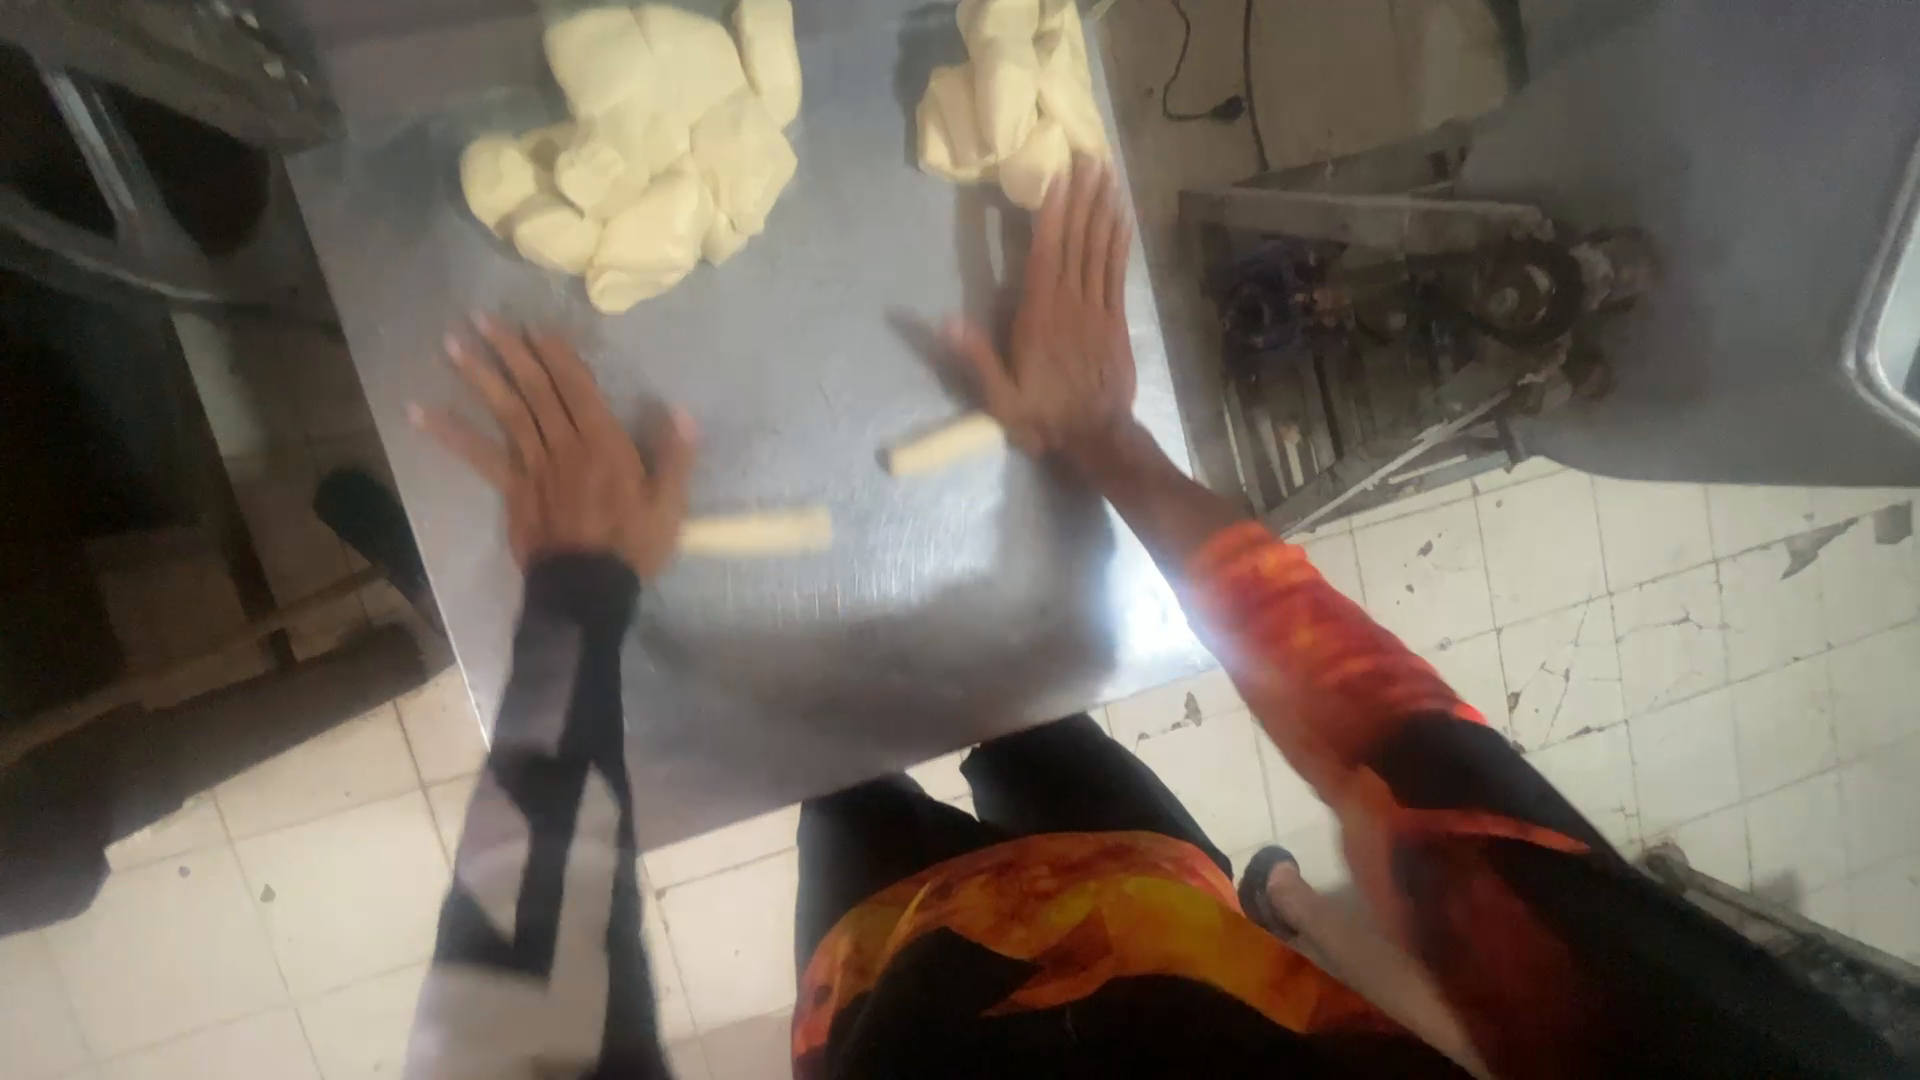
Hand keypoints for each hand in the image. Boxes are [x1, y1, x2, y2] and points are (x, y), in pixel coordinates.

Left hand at [410, 315, 695, 580]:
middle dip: (512, 354)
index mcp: (606, 446)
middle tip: (483, 319)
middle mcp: (565, 446)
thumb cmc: (634, 546)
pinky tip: (419, 411)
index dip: (558, 356)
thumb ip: (675, 457)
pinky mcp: (513, 491)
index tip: (538, 327)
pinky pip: (479, 457)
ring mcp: (534, 468)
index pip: (579, 390)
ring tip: (453, 344)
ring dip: (480, 378)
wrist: (588, 589)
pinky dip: (450, 434)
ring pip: (507, 414)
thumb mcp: (670, 505)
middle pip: (537, 393)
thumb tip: (682, 410)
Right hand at [945, 155, 1136, 469]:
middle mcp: (1070, 303)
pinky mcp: (1116, 319)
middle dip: (1082, 196)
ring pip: (1100, 249)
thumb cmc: (1043, 417)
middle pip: (1077, 241)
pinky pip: (1117, 272)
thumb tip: (945, 319)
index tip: (1059, 174)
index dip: (1053, 212)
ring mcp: (1097, 309)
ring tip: (1107, 172)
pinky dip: (1119, 242)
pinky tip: (1122, 218)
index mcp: (1039, 316)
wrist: (1097, 436)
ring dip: (1103, 208)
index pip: (1046, 254)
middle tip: (1089, 155)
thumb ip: (975, 357)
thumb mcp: (1000, 397)